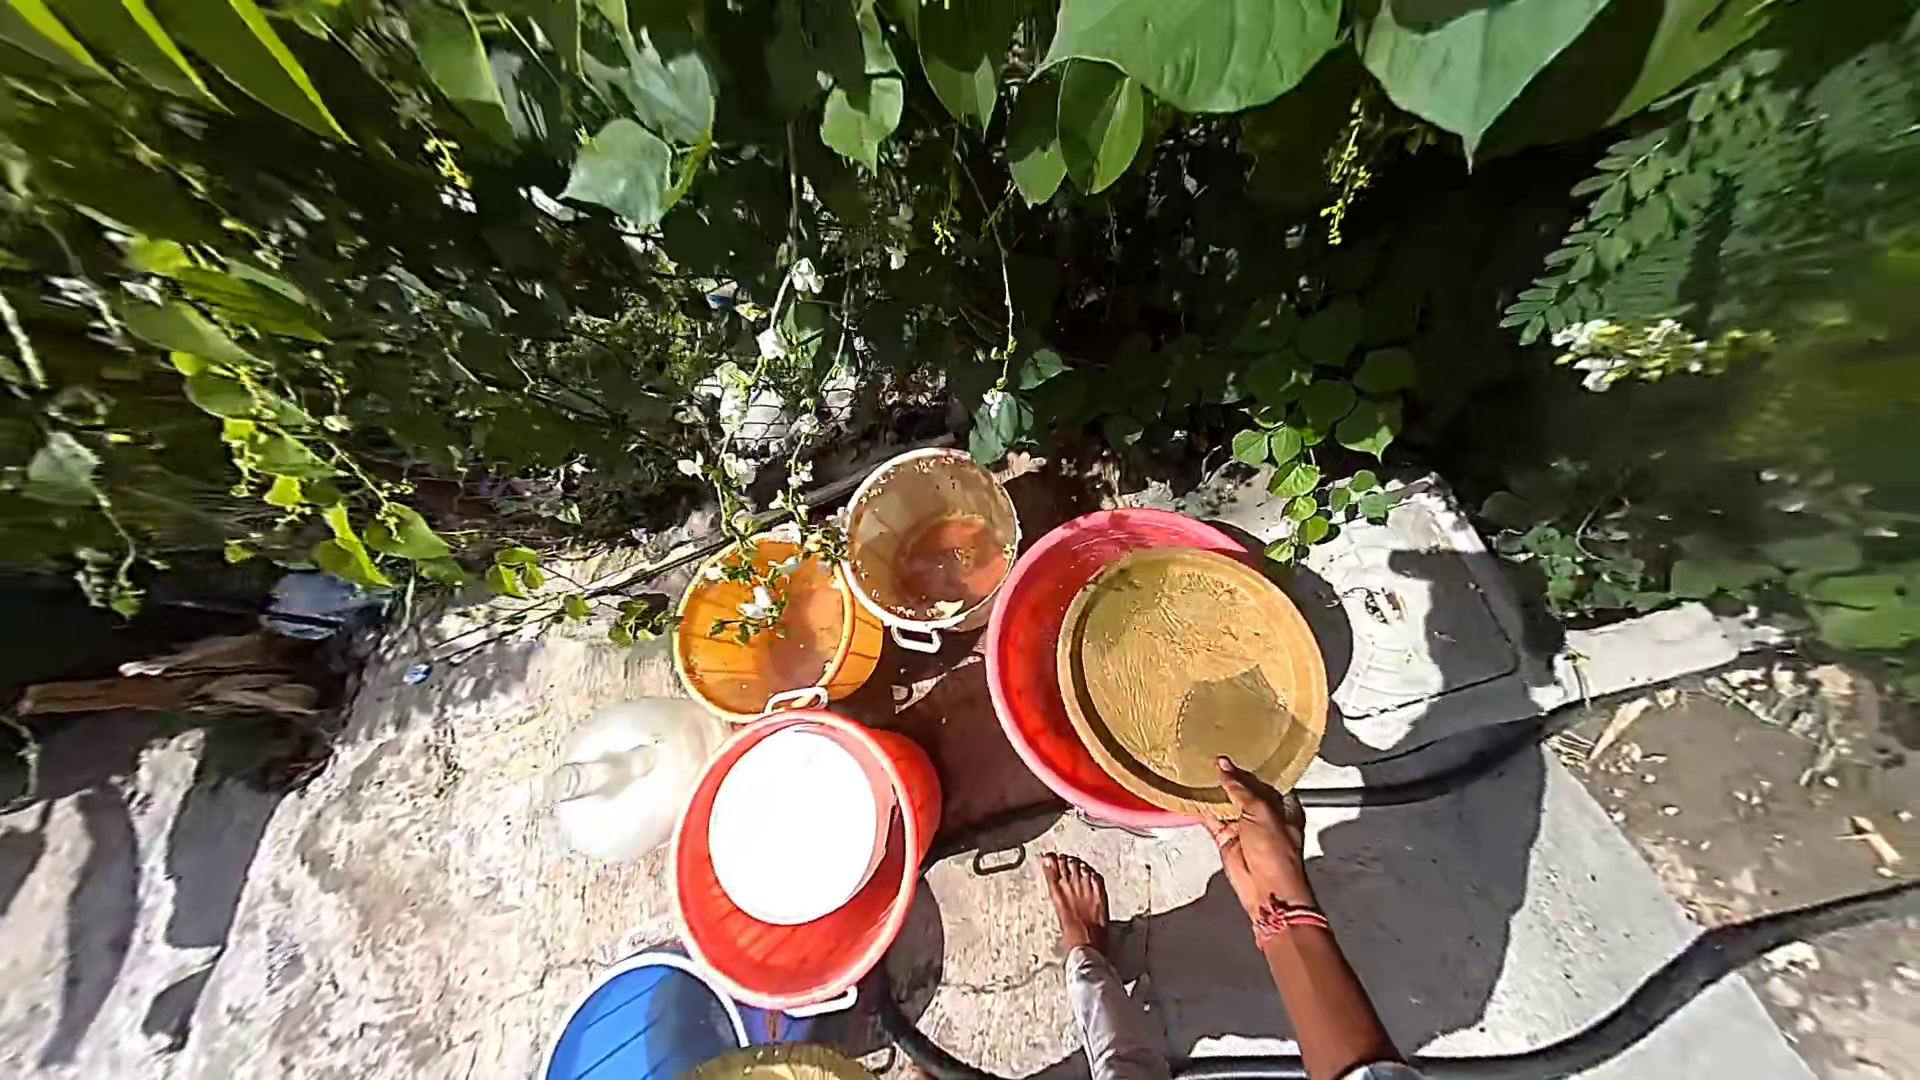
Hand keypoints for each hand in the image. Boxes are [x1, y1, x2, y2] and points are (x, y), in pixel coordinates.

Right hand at [1202, 756, 1313, 917]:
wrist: (1266, 890)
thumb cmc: (1275, 850)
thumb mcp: (1260, 811)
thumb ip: (1239, 787)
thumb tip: (1222, 764)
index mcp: (1282, 807)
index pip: (1265, 780)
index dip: (1251, 766)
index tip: (1235, 748)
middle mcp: (1263, 814)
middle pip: (1243, 790)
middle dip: (1228, 776)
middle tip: (1210, 752)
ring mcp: (1243, 826)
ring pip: (1224, 802)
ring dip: (1212, 789)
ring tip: (1196, 765)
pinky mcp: (1225, 836)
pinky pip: (1209, 817)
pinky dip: (1199, 806)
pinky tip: (1188, 790)